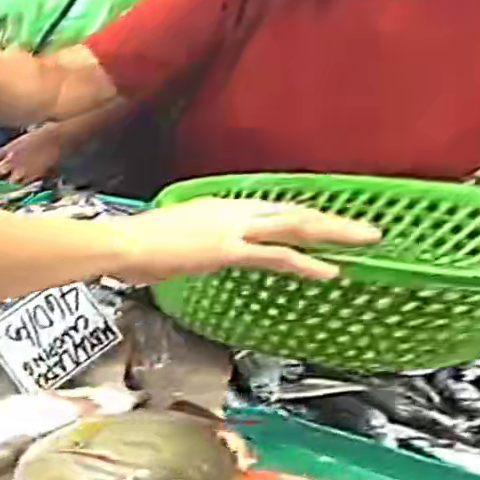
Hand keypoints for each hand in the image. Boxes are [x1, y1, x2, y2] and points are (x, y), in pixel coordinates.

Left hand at [0, 123, 65, 182]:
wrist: (66, 134)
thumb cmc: (51, 132)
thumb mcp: (29, 137)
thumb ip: (17, 148)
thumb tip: (10, 156)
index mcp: (11, 146)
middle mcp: (12, 158)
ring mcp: (20, 168)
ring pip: (7, 183)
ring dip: (7, 186)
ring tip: (11, 188)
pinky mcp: (31, 177)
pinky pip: (21, 187)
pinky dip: (21, 189)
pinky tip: (25, 188)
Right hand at [105, 198, 380, 283]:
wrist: (116, 244)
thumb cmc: (119, 246)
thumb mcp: (148, 246)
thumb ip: (167, 255)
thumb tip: (161, 269)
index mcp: (207, 208)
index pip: (259, 209)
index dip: (286, 215)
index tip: (305, 222)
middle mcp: (228, 212)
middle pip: (288, 212)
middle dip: (326, 219)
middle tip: (358, 228)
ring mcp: (231, 230)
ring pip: (295, 226)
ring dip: (333, 233)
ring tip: (363, 241)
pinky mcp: (229, 251)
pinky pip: (277, 256)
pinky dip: (306, 262)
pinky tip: (328, 271)